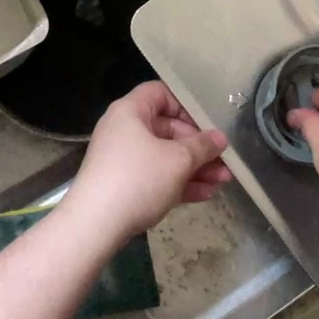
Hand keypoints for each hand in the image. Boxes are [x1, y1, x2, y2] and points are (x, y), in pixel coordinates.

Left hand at [59, 81, 231, 241]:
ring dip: (195, 167)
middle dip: (199, 146)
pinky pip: (157, 176)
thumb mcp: (178, 160)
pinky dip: (179, 182)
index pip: (161, 93)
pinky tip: (206, 194)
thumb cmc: (138, 179)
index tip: (208, 123)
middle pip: (168, 128)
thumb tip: (220, 138)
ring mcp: (123, 159)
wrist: (94, 226)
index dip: (186, 105)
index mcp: (131, 111)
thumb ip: (202, 146)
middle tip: (224, 160)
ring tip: (224, 181)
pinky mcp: (124, 185)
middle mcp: (125, 130)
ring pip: (165, 156)